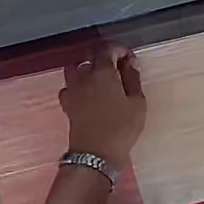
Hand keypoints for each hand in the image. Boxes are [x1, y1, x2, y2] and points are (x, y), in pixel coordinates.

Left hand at [59, 44, 145, 170]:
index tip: (129, 57)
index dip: (120, 50)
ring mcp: (72, 90)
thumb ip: (133, 79)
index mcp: (103, 72)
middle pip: (91, 57)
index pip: (108, 50)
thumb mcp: (137, 103)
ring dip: (88, 68)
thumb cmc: (121, 128)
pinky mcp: (67, 104)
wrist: (95, 154)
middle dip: (105, 57)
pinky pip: (70, 86)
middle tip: (119, 67)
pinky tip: (87, 93)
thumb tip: (130, 63)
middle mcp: (84, 77)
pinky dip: (78, 85)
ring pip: (76, 69)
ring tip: (101, 78)